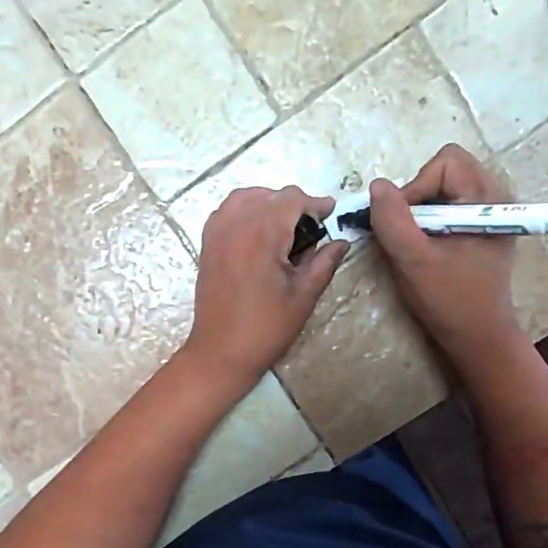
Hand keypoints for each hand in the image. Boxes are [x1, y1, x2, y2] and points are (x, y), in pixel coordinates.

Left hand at [183, 186, 348, 383]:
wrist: (220, 352)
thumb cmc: (266, 328)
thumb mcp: (303, 296)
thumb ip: (324, 262)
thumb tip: (341, 242)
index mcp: (261, 235)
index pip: (291, 199)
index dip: (314, 203)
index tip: (329, 213)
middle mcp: (235, 227)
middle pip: (268, 195)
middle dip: (292, 204)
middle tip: (310, 227)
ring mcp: (216, 236)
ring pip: (243, 198)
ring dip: (266, 202)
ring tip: (283, 224)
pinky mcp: (206, 247)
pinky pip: (223, 213)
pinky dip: (241, 211)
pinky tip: (255, 231)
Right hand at [368, 144, 523, 362]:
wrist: (477, 335)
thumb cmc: (449, 299)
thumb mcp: (413, 260)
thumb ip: (392, 220)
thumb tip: (377, 186)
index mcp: (489, 199)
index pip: (444, 163)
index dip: (415, 188)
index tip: (404, 225)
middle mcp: (495, 197)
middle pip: (445, 169)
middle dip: (416, 196)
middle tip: (408, 233)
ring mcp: (488, 212)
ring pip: (443, 187)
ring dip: (419, 210)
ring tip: (416, 242)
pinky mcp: (479, 227)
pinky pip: (447, 205)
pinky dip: (428, 220)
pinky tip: (426, 247)